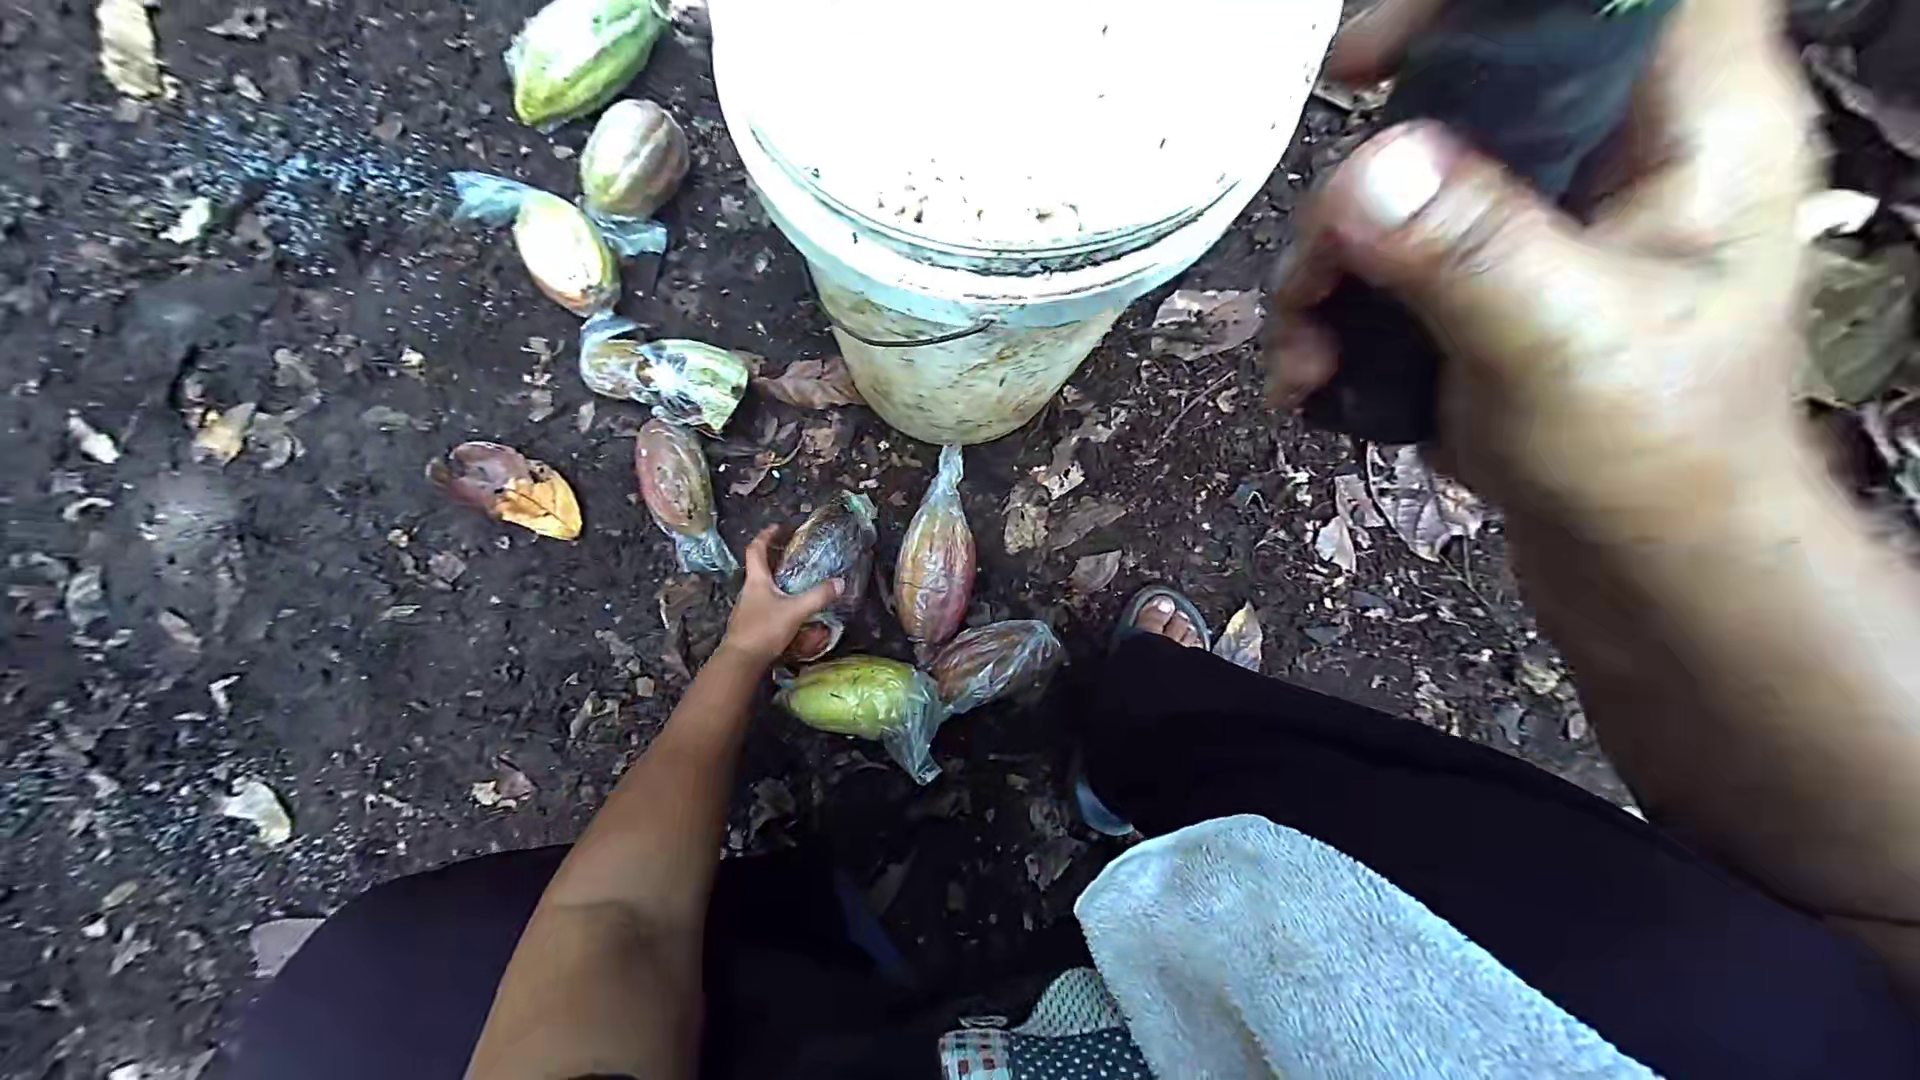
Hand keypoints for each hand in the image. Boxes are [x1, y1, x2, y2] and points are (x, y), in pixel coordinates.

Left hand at [716, 526, 842, 666]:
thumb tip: (839, 582)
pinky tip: (788, 609)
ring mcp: (746, 609)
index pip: (756, 550)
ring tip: (794, 580)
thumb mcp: (795, 611)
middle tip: (791, 553)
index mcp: (756, 581)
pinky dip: (775, 600)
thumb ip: (818, 596)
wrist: (740, 661)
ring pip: (761, 588)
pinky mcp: (749, 625)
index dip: (766, 536)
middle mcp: (748, 591)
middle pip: (758, 568)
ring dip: (775, 580)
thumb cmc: (764, 629)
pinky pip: (763, 605)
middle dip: (773, 558)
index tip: (777, 527)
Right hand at [1267, 0, 1820, 540]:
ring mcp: (1498, 234)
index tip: (1362, 64)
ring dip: (1311, 289)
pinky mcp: (1446, 292)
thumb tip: (1363, 174)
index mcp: (1668, 131)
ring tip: (1304, 366)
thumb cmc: (1639, 440)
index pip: (1583, 5)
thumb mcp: (1561, 342)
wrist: (1616, 533)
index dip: (1471, 9)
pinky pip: (1354, 280)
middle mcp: (1575, 166)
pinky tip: (1306, 381)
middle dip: (1344, 211)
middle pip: (1431, 124)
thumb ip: (1470, 255)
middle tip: (1312, 287)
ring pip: (1369, 215)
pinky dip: (1314, 328)